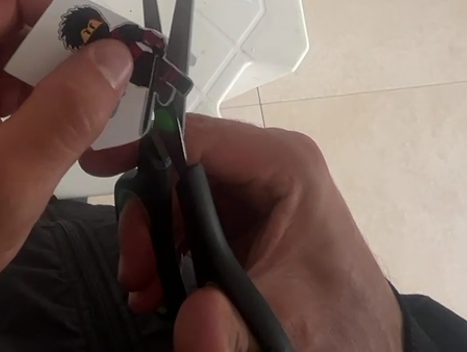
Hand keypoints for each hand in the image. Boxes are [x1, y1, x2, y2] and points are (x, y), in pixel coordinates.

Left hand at [0, 0, 134, 351]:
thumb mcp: (10, 178)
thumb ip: (67, 110)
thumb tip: (116, 53)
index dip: (68, 11)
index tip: (110, 55)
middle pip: (19, 18)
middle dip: (73, 53)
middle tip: (118, 94)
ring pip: (20, 51)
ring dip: (64, 83)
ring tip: (105, 124)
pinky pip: (9, 83)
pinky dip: (45, 105)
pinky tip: (75, 140)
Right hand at [91, 114, 405, 351]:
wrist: (370, 350)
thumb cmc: (342, 325)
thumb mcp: (288, 322)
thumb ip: (235, 325)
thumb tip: (191, 327)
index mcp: (282, 162)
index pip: (198, 135)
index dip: (145, 147)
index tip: (97, 167)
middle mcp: (264, 161)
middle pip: (180, 164)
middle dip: (149, 216)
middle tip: (133, 270)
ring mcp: (253, 186)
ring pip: (178, 191)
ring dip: (153, 238)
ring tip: (143, 289)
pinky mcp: (244, 213)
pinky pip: (189, 216)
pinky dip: (167, 249)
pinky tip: (157, 288)